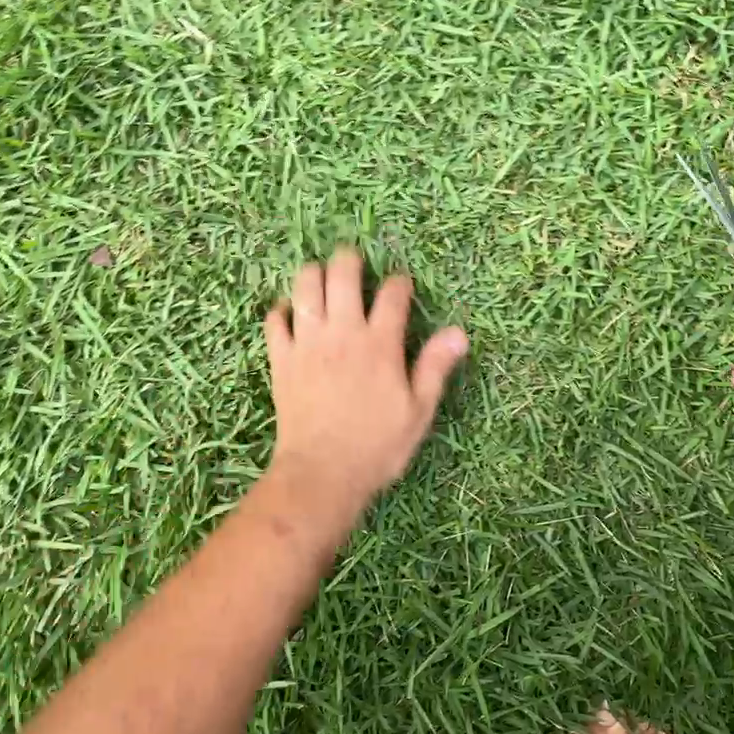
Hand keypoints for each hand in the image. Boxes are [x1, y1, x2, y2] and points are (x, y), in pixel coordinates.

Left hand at [262, 248, 468, 521]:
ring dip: (313, 274)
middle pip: (343, 275)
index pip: (392, 295)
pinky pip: (274, 320)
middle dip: (349, 260)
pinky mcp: (281, 358)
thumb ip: (435, 367)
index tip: (401, 284)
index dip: (399, 283)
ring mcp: (307, 342)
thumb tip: (459, 332)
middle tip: (352, 260)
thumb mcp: (418, 412)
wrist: (322, 473)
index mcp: (380, 344)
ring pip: (304, 287)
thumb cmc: (377, 446)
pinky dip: (281, 310)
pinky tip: (289, 312)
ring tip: (320, 274)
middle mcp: (343, 333)